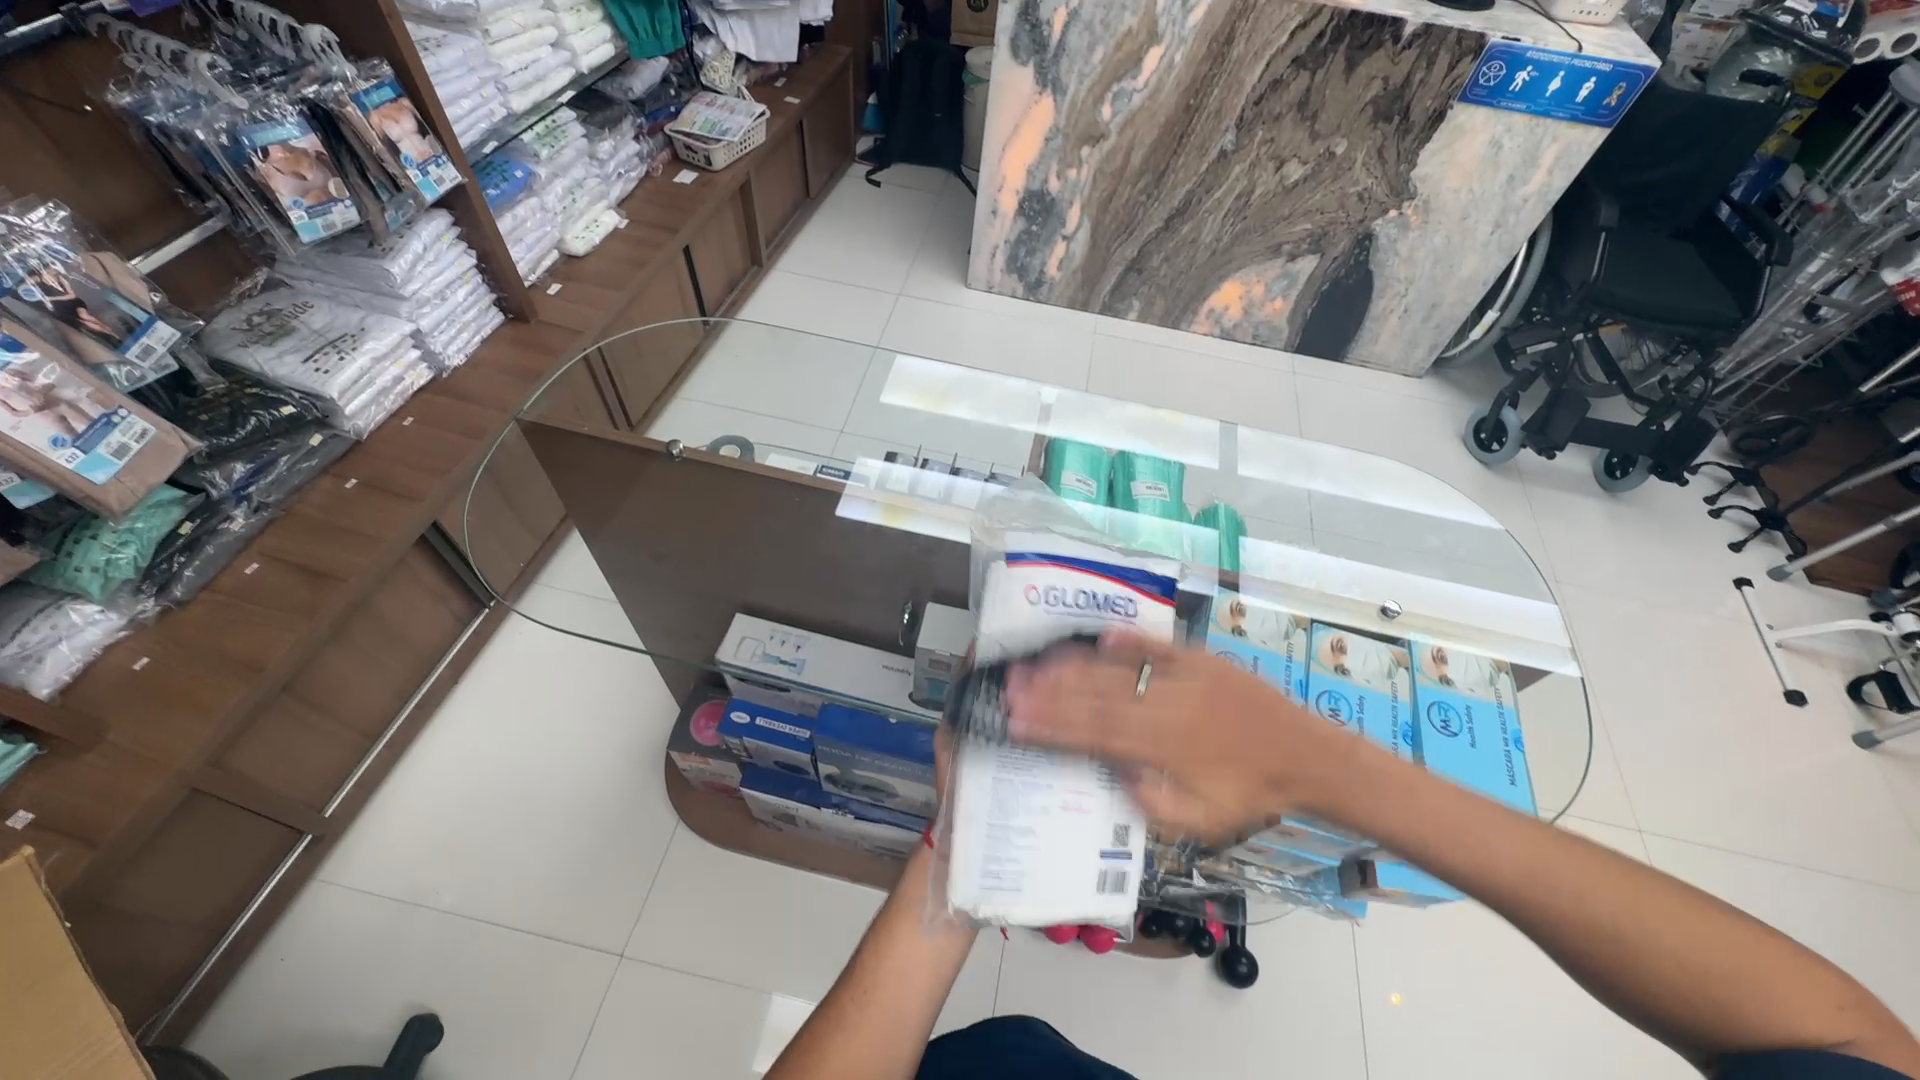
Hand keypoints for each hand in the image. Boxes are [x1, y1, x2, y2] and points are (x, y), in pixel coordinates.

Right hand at [1003, 630, 1362, 840]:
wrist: (1306, 755)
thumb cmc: (1249, 793)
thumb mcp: (1200, 820)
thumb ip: (1152, 800)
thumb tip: (1114, 772)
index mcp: (1165, 747)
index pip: (1095, 733)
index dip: (1052, 726)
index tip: (1016, 720)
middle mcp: (1168, 706)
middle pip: (1097, 698)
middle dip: (1050, 693)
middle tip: (1010, 687)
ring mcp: (1184, 678)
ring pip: (1119, 670)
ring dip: (1075, 667)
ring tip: (1037, 663)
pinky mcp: (1201, 660)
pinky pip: (1158, 647)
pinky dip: (1128, 640)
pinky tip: (1099, 636)